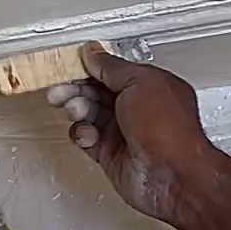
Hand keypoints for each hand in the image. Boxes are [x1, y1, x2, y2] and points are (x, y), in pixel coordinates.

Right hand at [48, 43, 220, 222]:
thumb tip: (93, 53)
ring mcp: (122, 130)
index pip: (111, 71)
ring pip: (87, 113)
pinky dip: (81, 134)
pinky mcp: (109, 152)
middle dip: (75, 89)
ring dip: (76, 110)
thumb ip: (111, 67)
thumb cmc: (167, 130)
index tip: (70, 67)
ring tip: (76, 111)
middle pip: (94, 91)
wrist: (170, 175)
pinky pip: (85, 137)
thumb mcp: (139, 82)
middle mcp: (135, 107)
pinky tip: (87, 135)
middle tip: (60, 90)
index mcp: (148, 85)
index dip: (89, 68)